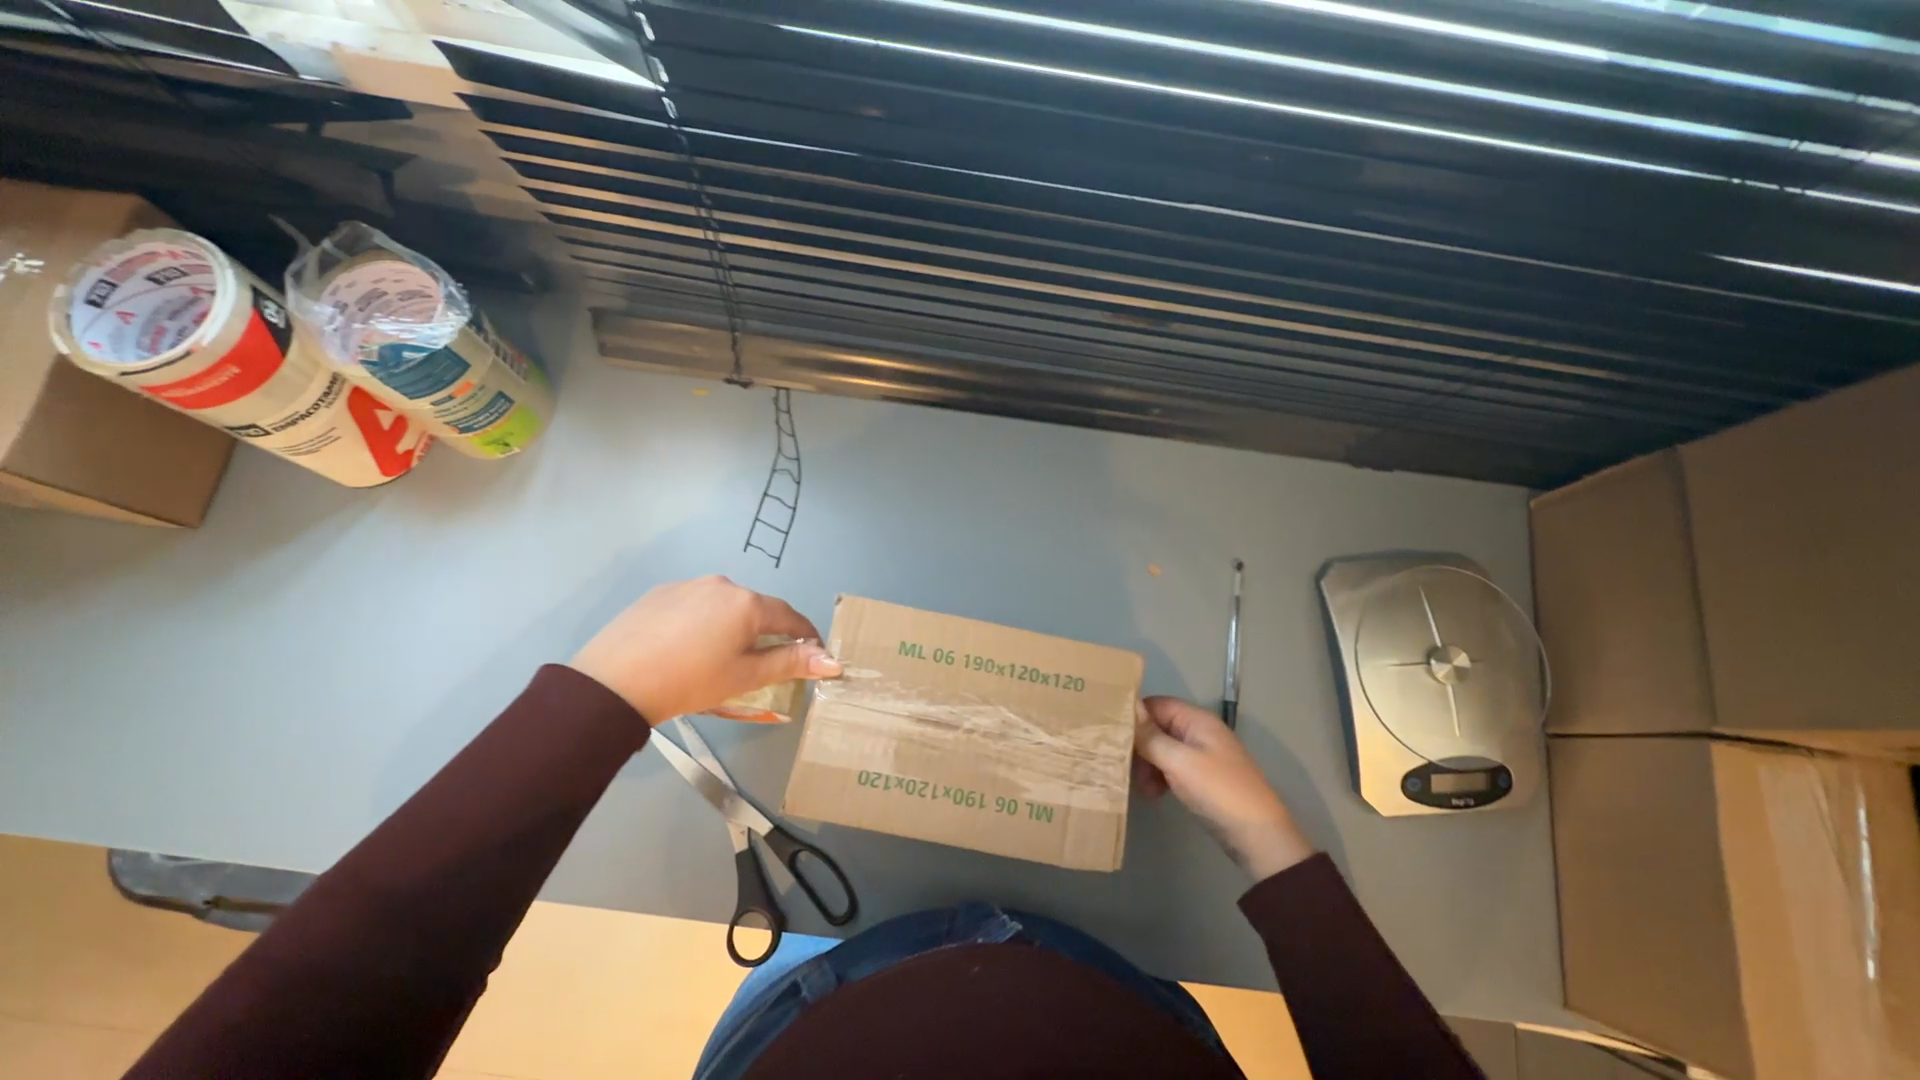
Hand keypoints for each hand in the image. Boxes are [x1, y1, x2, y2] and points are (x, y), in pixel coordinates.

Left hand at [570, 575, 841, 725]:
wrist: (614, 682)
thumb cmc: (690, 682)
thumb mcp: (745, 677)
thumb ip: (790, 663)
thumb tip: (833, 661)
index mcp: (748, 604)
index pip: (789, 617)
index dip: (804, 637)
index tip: (811, 655)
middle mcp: (721, 584)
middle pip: (756, 609)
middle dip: (765, 632)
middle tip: (760, 664)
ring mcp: (687, 585)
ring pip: (723, 605)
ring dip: (732, 626)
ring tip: (719, 658)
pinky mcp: (659, 593)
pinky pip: (694, 605)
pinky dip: (701, 623)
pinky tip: (686, 648)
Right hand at [1133, 696, 1314, 881]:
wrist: (1258, 835)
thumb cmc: (1218, 791)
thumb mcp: (1179, 762)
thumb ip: (1151, 736)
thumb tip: (1128, 707)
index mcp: (1198, 721)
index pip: (1157, 704)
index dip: (1135, 716)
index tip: (1111, 735)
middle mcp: (1200, 732)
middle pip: (1159, 727)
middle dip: (1140, 746)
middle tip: (1126, 768)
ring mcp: (1203, 756)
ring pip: (1163, 750)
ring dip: (1148, 765)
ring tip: (1143, 789)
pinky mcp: (1203, 778)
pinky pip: (1173, 768)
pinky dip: (1160, 777)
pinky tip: (1155, 794)